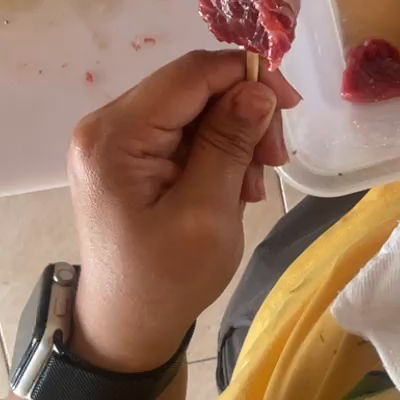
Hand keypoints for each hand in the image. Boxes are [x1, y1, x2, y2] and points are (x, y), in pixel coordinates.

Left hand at [64, 51, 301, 371]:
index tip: (292, 106)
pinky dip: (220, 149)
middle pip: (195, 86)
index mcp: (116, 136)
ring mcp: (117, 138)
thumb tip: (259, 88)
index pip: (192, 73)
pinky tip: (235, 185)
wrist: (127, 327)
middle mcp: (108, 124)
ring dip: (237, 134)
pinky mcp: (130, 154)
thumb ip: (228, 144)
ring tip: (255, 182)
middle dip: (245, 112)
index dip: (248, 75)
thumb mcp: (207, 213)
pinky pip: (187, 130)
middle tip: (276, 159)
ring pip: (197, 106)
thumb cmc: (166, 279)